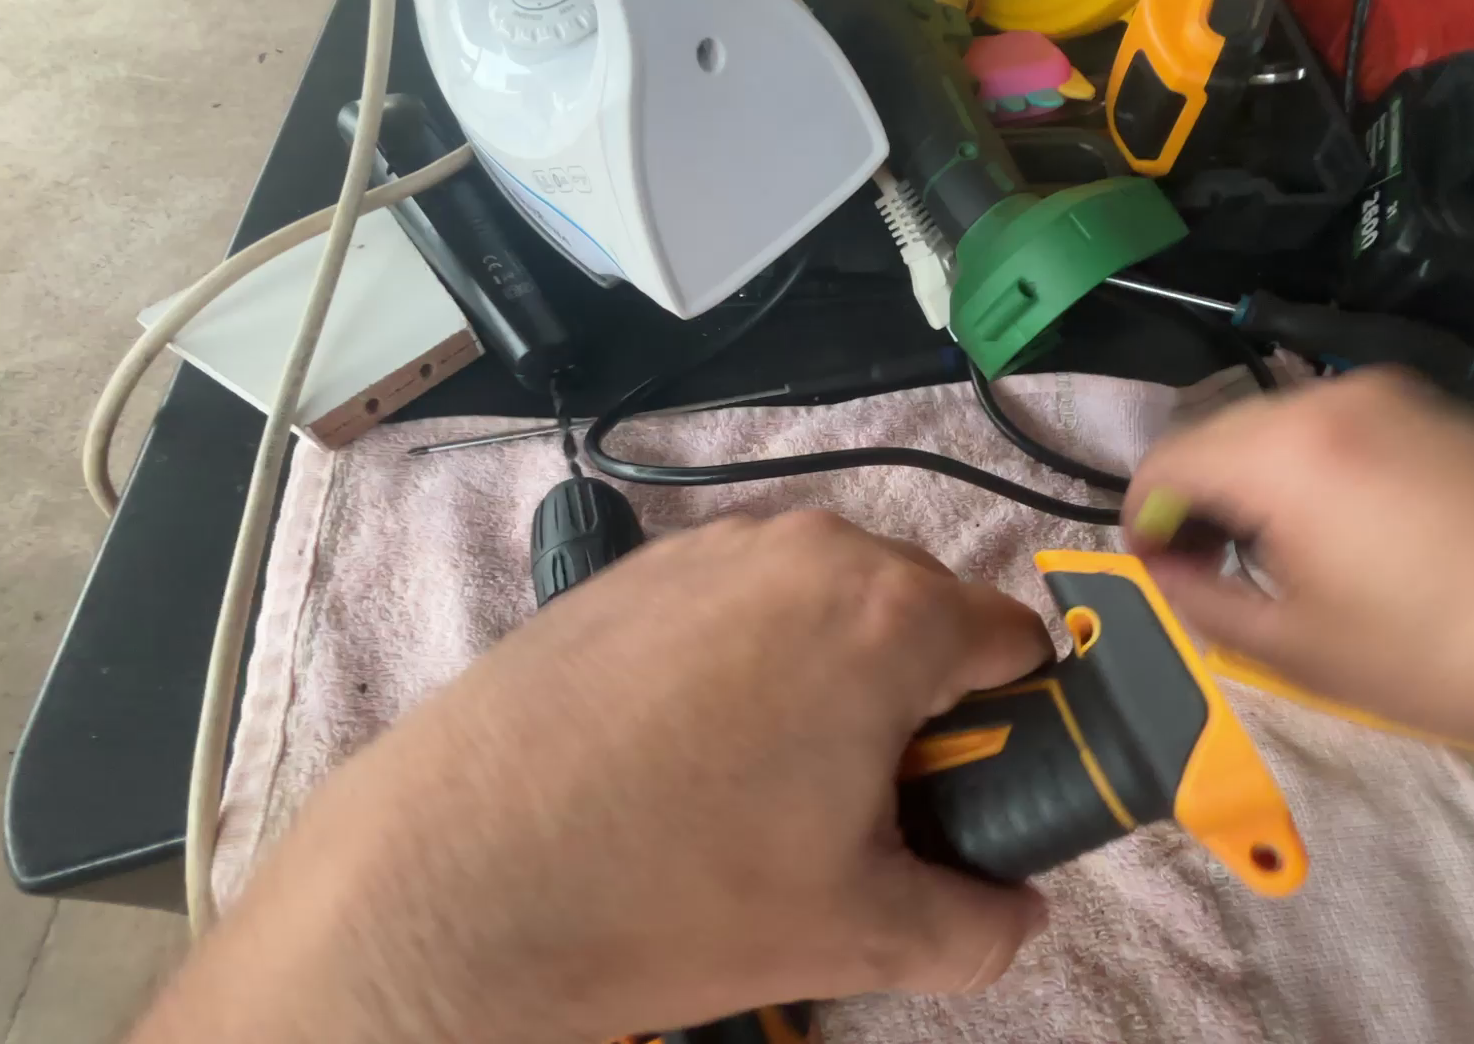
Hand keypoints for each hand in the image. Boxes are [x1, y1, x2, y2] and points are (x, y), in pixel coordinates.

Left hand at [133, 512, 1051, 1043]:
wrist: (452, 869)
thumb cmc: (678, 891)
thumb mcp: (859, 931)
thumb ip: (980, 925)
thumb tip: (1020, 911)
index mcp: (892, 616)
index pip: (1013, 636)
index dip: (1013, 708)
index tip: (971, 768)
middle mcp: (818, 549)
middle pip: (924, 607)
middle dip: (921, 685)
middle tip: (862, 778)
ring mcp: (727, 543)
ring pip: (835, 592)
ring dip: (838, 658)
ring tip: (768, 751)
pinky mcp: (653, 558)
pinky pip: (752, 589)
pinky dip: (758, 639)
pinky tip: (692, 719)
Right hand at [1122, 372, 1473, 838]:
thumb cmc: (1454, 659)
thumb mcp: (1296, 647)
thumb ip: (1197, 599)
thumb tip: (1159, 568)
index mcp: (1286, 452)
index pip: (1163, 461)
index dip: (1138, 516)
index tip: (1149, 562)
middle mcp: (1334, 401)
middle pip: (1211, 436)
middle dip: (1189, 499)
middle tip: (1199, 563)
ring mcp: (1396, 397)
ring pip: (1268, 429)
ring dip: (1242, 484)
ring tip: (1262, 552)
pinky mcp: (1441, 413)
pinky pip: (1328, 428)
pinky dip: (1296, 470)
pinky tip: (1326, 529)